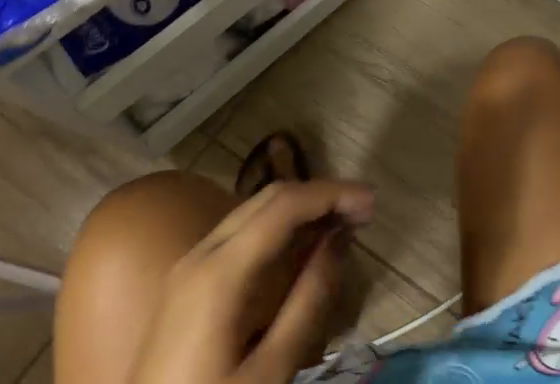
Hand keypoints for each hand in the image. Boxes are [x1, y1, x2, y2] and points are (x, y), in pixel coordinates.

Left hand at [128, 179, 374, 383]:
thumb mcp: (270, 369)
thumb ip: (309, 300)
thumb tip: (341, 240)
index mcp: (220, 271)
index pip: (285, 204)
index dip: (332, 193)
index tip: (372, 202)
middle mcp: (200, 253)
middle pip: (268, 197)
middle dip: (320, 194)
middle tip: (364, 212)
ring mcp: (188, 264)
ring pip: (253, 210)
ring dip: (301, 207)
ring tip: (343, 223)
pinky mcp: (187, 281)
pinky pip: (240, 233)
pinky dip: (278, 226)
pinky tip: (303, 244)